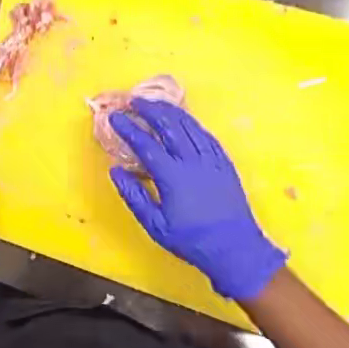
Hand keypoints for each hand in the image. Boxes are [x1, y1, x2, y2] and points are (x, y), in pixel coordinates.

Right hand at [108, 99, 285, 300]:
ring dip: (172, 112)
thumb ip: (133, 195)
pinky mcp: (224, 164)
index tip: (115, 118)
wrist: (233, 246)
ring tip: (157, 104)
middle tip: (135, 101)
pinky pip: (207, 136)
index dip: (129, 129)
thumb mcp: (154, 224)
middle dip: (151, 111)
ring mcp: (212, 160)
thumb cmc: (190, 240)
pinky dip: (192, 124)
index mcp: (172, 176)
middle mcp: (193, 162)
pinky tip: (185, 121)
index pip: (146, 145)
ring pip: (190, 127)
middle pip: (170, 127)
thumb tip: (116, 171)